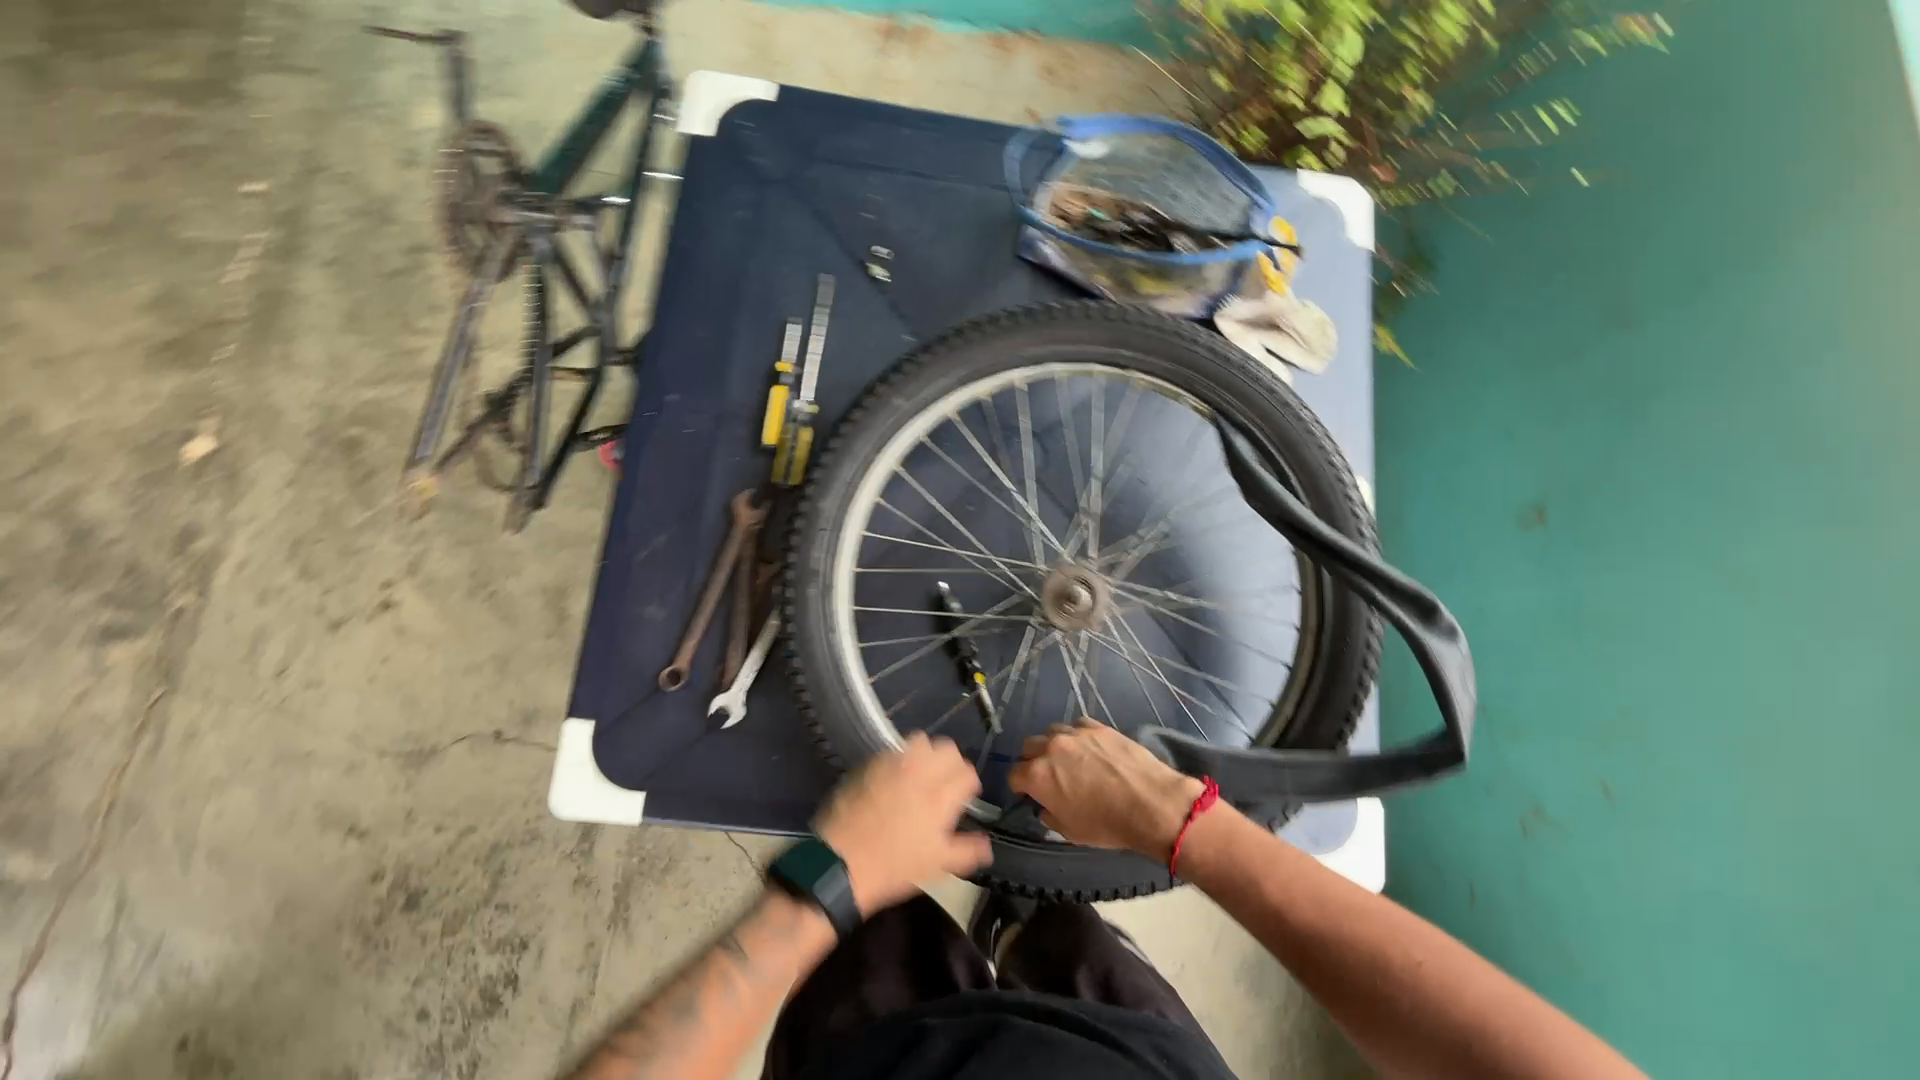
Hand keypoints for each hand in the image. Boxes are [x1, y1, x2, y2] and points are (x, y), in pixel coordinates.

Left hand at [813, 732, 993, 914]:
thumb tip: (987, 845)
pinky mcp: (867, 765)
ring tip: (920, 775)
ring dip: (926, 755)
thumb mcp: (937, 866)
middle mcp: (918, 771)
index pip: (967, 772)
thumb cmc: (893, 866)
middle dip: (951, 762)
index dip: (970, 784)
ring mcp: (891, 765)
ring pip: (919, 741)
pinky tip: (894, 779)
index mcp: (939, 795)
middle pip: (947, 748)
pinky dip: (900, 760)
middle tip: (945, 783)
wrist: (840, 863)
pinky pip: (891, 751)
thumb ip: (967, 851)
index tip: (965, 797)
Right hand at [1008, 717, 1205, 862]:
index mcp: (1037, 776)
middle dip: (1033, 761)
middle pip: (1029, 747)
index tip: (1030, 794)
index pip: (1014, 774)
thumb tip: (1046, 805)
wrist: (1151, 803)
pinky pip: (1077, 726)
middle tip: (1049, 776)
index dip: (1021, 786)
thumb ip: (1049, 814)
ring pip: (1052, 732)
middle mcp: (1051, 748)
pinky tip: (1090, 748)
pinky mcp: (1098, 726)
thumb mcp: (1069, 832)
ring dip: (1054, 745)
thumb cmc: (1108, 824)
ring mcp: (1075, 733)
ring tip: (1070, 759)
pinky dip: (1078, 736)